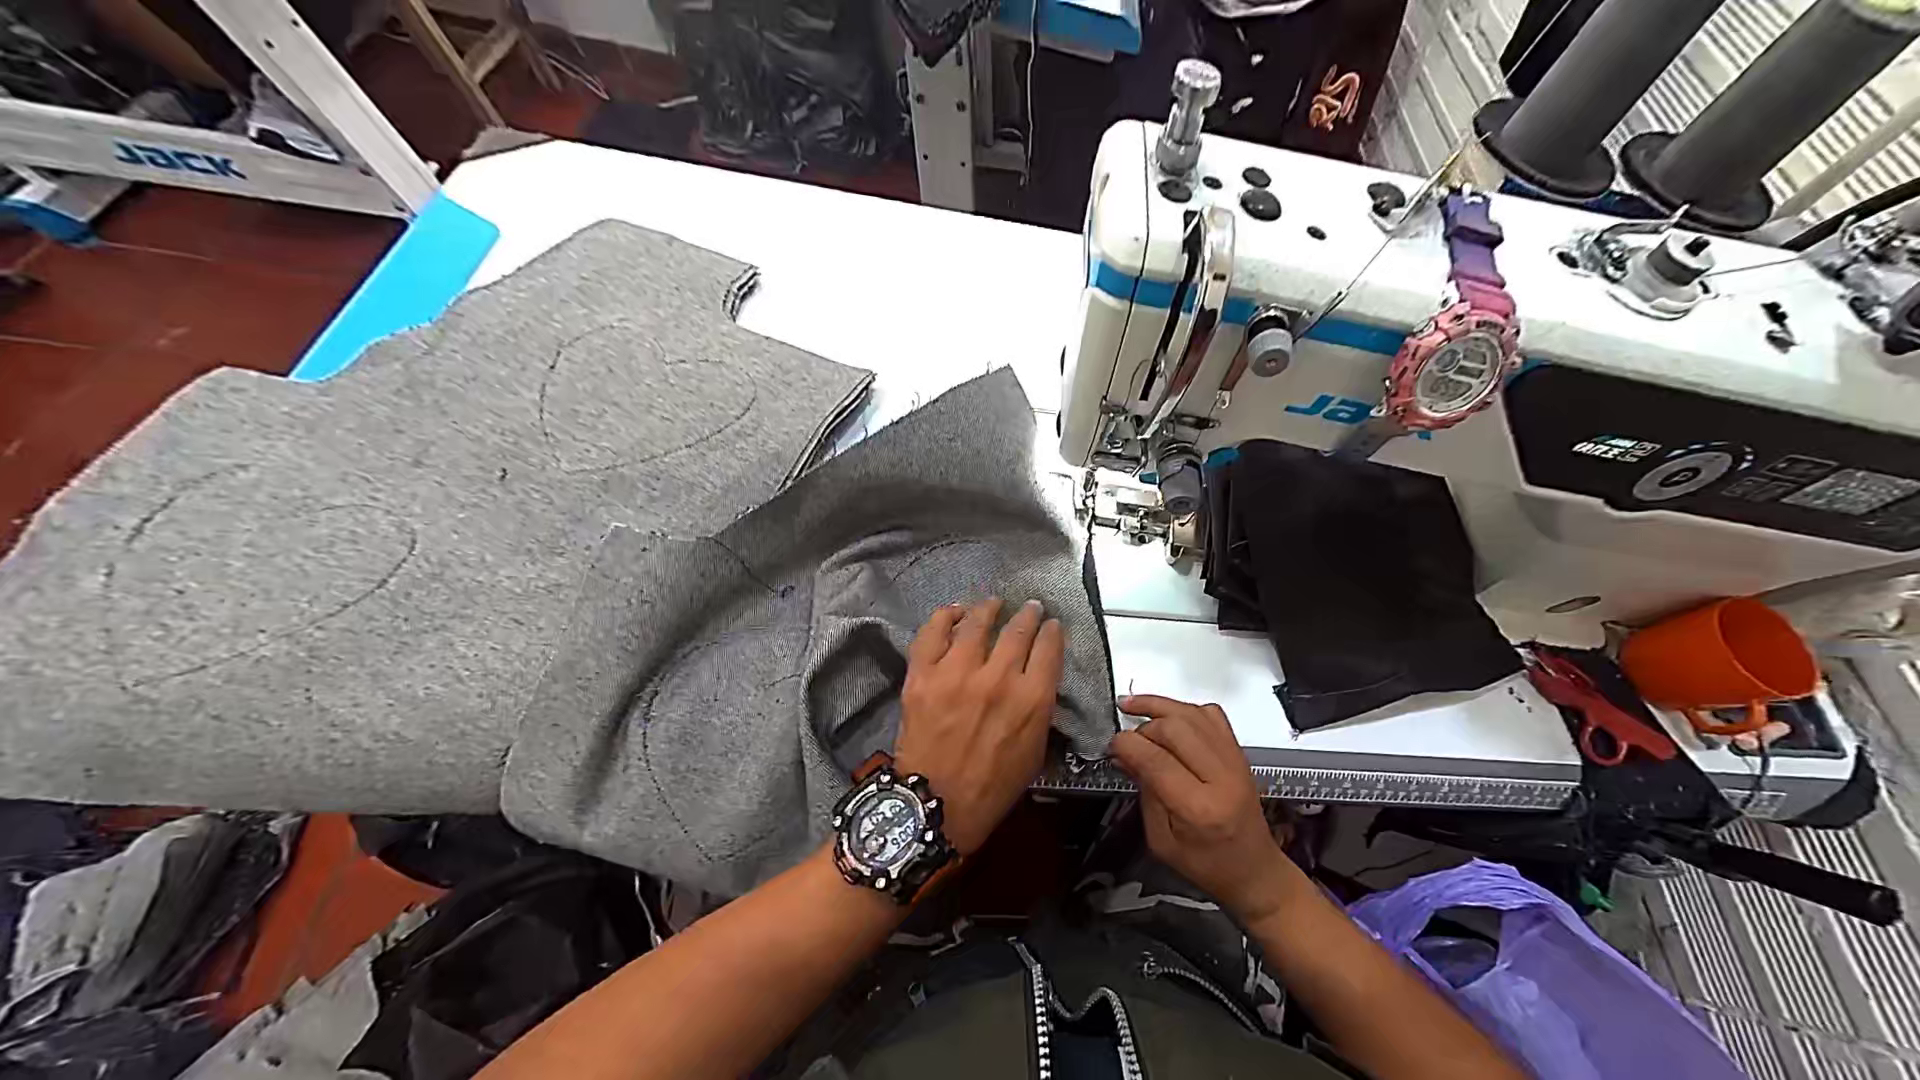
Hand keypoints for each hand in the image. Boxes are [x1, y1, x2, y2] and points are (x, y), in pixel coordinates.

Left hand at [893, 598, 1064, 855]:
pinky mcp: (923, 675)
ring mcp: (956, 673)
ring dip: (989, 608)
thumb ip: (1039, 712)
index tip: (1051, 625)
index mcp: (1031, 700)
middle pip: (1018, 630)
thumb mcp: (1034, 753)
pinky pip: (933, 633)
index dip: (1052, 631)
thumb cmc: (991, 788)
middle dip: (1028, 615)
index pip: (1048, 648)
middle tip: (1030, 608)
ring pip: (977, 623)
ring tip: (993, 604)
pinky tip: (955, 612)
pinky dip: (945, 617)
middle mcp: (997, 678)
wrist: (935, 806)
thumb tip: (1037, 681)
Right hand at [1109, 695, 1301, 925]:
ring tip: (1133, 706)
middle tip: (1128, 741)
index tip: (1112, 746)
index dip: (1127, 744)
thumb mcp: (1160, 839)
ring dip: (1159, 707)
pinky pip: (1211, 715)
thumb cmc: (1206, 864)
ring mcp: (1235, 761)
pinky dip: (1185, 709)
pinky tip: (1168, 716)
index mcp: (1199, 808)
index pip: (1156, 759)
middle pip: (1175, 728)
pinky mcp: (1240, 753)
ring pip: (1193, 714)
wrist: (1255, 870)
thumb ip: (1144, 791)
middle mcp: (1222, 777)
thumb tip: (1123, 754)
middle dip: (1143, 727)